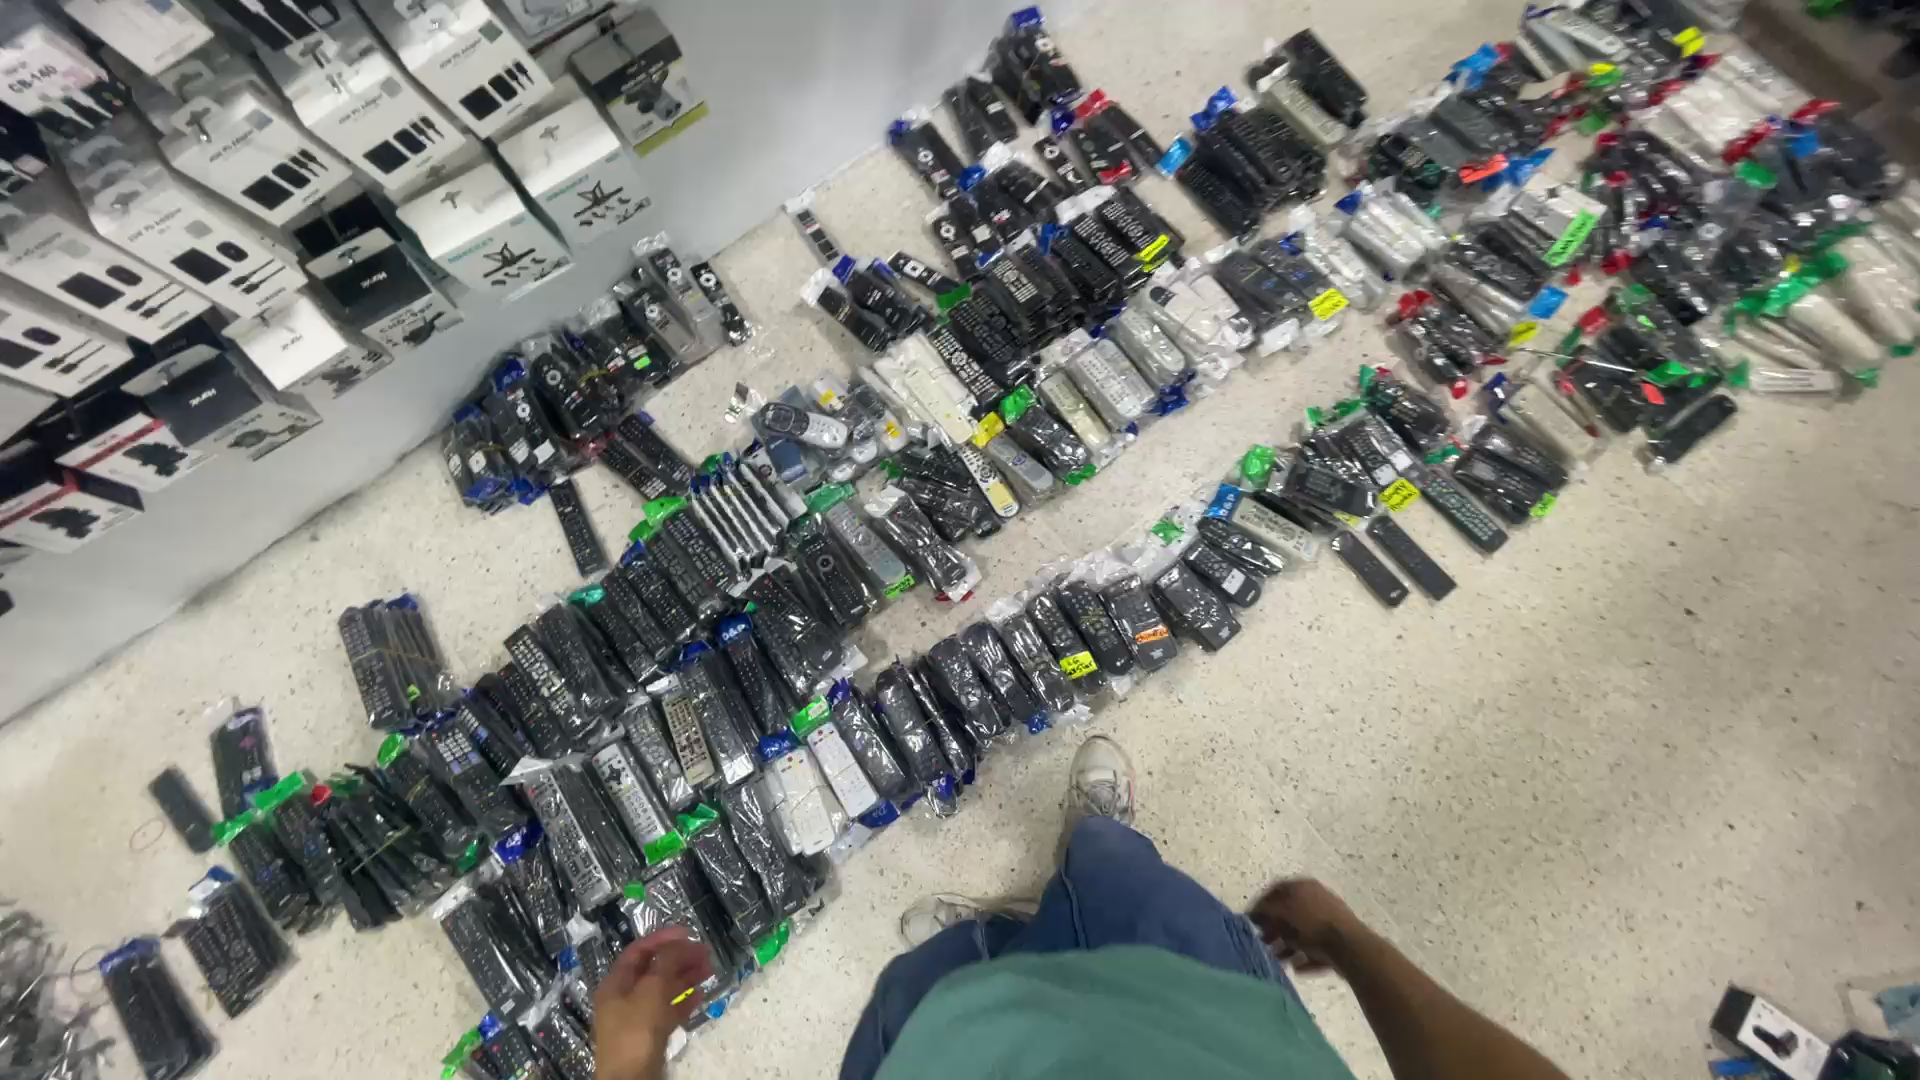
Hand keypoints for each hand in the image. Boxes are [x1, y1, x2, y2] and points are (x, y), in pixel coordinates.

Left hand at [592, 927, 715, 1079]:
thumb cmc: (637, 1029)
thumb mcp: (652, 987)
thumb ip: (667, 960)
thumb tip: (680, 942)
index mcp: (616, 983)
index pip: (639, 950)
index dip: (663, 937)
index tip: (688, 932)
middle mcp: (623, 998)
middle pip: (654, 968)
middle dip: (680, 957)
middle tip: (705, 952)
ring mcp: (636, 1018)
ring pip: (664, 989)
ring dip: (686, 977)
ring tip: (709, 970)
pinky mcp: (649, 1036)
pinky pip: (668, 1011)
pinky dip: (684, 1001)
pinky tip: (701, 995)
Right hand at [1248, 878, 1366, 974]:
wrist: (1352, 948)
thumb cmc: (1312, 925)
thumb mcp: (1282, 913)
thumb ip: (1265, 911)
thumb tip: (1253, 913)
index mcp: (1303, 886)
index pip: (1275, 890)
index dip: (1261, 904)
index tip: (1251, 921)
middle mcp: (1316, 899)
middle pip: (1289, 913)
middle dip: (1274, 929)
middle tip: (1263, 941)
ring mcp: (1330, 920)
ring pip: (1302, 933)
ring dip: (1288, 946)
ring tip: (1278, 959)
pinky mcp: (1339, 941)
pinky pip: (1316, 948)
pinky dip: (1305, 957)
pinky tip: (1297, 969)